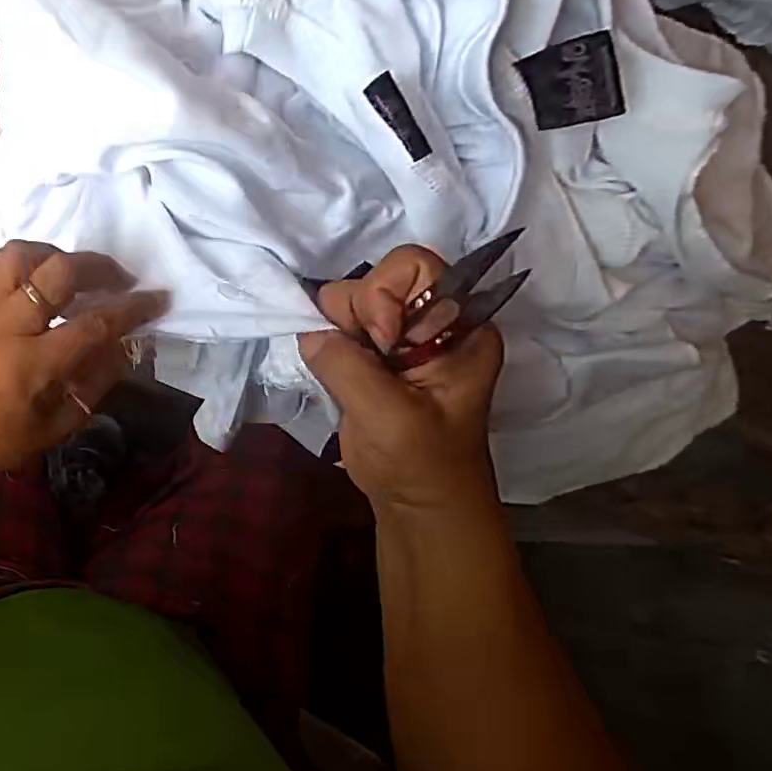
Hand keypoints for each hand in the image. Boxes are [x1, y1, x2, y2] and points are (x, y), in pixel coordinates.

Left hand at [0, 241, 166, 482]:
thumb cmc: (11, 435)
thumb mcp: (64, 421)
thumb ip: (99, 378)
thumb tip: (128, 341)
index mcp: (34, 364)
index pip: (94, 324)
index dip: (132, 308)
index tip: (157, 299)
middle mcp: (7, 326)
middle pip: (58, 273)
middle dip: (99, 268)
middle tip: (119, 280)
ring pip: (21, 253)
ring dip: (55, 254)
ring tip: (74, 272)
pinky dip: (17, 258)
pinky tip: (35, 273)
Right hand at [299, 245, 503, 512]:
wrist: (417, 502)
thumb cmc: (421, 462)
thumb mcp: (390, 415)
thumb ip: (348, 367)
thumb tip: (312, 333)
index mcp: (459, 327)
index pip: (417, 268)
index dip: (385, 295)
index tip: (380, 343)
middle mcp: (429, 322)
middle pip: (375, 280)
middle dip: (354, 315)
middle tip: (359, 361)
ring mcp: (396, 339)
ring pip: (346, 302)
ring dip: (335, 331)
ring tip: (346, 374)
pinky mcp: (367, 356)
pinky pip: (334, 327)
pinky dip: (324, 342)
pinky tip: (334, 373)